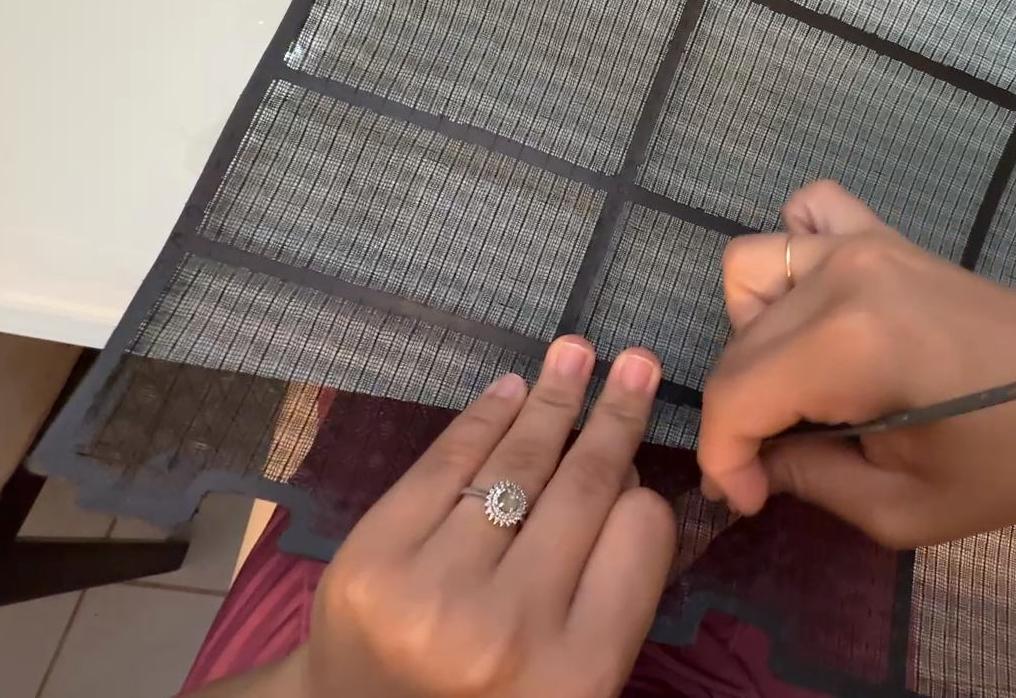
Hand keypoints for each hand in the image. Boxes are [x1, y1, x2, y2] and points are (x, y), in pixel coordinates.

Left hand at [295, 337, 676, 697]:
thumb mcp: (576, 677)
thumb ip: (612, 586)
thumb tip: (621, 466)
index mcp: (577, 675)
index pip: (641, 532)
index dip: (642, 492)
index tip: (635, 475)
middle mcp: (508, 631)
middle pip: (585, 485)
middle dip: (618, 413)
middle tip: (639, 361)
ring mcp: (432, 591)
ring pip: (520, 462)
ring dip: (555, 396)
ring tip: (577, 351)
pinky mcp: (373, 557)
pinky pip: (449, 459)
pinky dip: (486, 415)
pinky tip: (512, 388)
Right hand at [699, 180, 1015, 546]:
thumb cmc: (1011, 464)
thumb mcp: (901, 509)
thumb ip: (806, 479)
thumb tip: (749, 466)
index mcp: (849, 345)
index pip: (736, 394)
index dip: (723, 457)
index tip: (749, 498)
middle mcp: (843, 275)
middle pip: (739, 342)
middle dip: (738, 414)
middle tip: (777, 465)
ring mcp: (864, 241)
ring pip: (750, 269)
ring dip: (752, 334)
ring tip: (800, 382)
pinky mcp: (885, 233)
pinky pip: (810, 210)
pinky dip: (793, 250)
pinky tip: (817, 299)